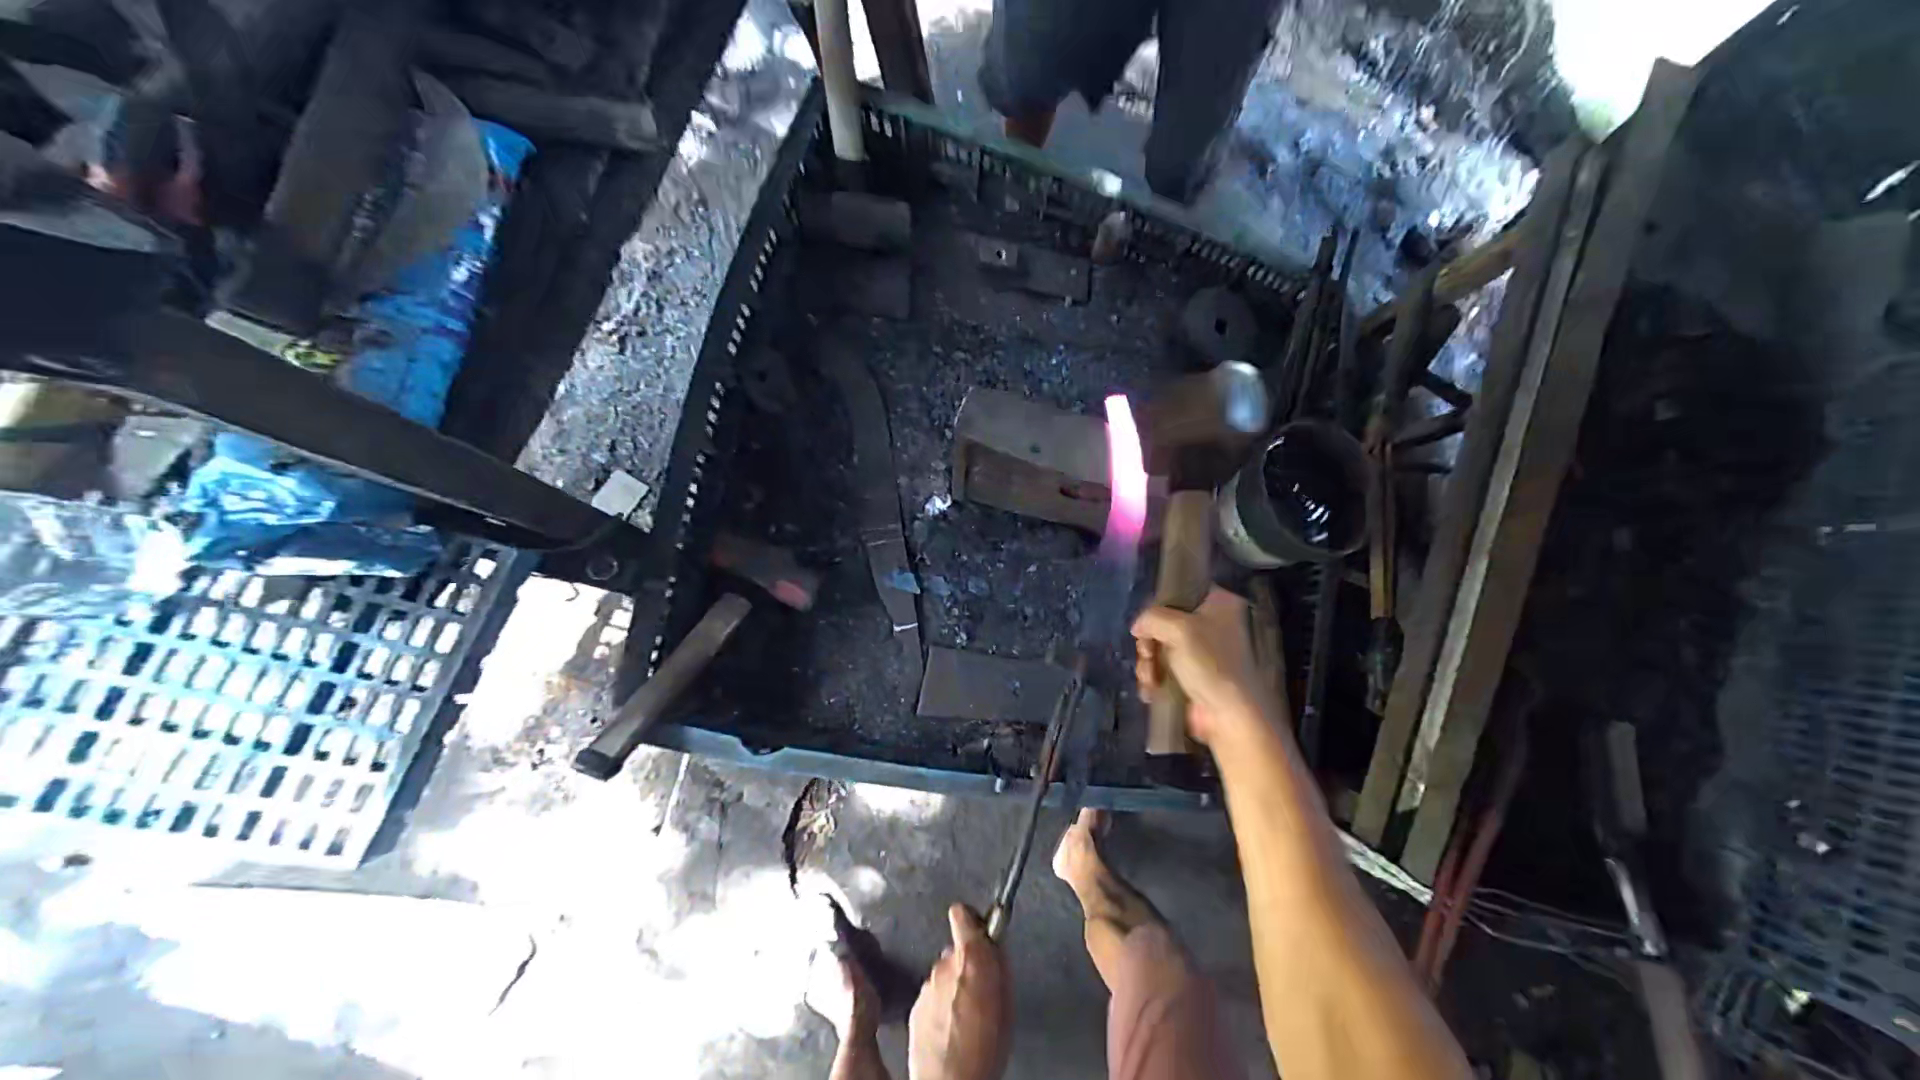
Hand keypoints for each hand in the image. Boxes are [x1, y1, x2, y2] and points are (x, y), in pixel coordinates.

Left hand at [908, 904, 1009, 1079]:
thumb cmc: (987, 1046)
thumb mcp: (1007, 1002)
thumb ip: (999, 965)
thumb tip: (994, 944)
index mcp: (971, 958)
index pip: (961, 914)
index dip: (969, 920)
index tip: (977, 931)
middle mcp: (944, 965)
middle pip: (954, 951)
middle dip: (964, 964)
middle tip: (978, 990)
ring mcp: (927, 986)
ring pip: (942, 975)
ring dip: (952, 986)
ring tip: (965, 1016)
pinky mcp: (915, 1007)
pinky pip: (932, 996)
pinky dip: (940, 1005)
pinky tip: (949, 1029)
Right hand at [1131, 587, 1275, 746]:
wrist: (1228, 714)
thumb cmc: (1210, 663)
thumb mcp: (1178, 629)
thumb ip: (1152, 618)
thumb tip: (1137, 627)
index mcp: (1220, 603)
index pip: (1181, 590)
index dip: (1159, 605)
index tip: (1147, 623)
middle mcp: (1213, 624)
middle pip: (1164, 622)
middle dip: (1150, 641)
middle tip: (1148, 653)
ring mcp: (1202, 652)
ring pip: (1160, 647)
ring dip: (1148, 662)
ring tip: (1150, 677)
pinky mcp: (1193, 676)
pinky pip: (1163, 668)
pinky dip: (1153, 677)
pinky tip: (1152, 688)